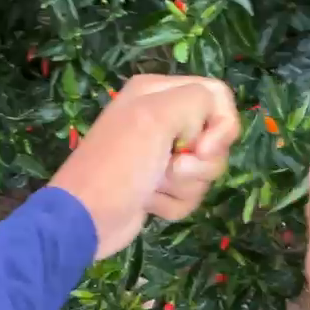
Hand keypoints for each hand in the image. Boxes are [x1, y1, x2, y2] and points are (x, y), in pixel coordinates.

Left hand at [47, 74, 239, 257]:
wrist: (87, 217)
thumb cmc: (119, 164)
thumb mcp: (156, 117)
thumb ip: (197, 101)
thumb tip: (210, 130)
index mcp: (159, 92)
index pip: (218, 97)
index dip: (222, 125)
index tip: (205, 148)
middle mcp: (162, 119)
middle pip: (216, 138)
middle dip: (200, 163)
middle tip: (172, 169)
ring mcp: (161, 155)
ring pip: (204, 171)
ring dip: (183, 186)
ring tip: (153, 187)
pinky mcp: (160, 186)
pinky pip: (189, 193)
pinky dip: (172, 203)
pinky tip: (147, 202)